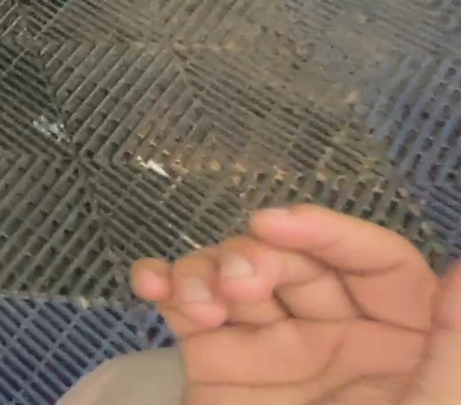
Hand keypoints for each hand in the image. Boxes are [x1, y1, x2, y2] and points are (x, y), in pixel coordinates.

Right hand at [131, 204, 460, 403]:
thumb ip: (453, 356)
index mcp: (405, 351)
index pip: (378, 266)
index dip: (330, 233)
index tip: (276, 224)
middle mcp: (337, 337)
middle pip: (290, 260)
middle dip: (249, 258)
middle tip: (233, 286)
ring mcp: (268, 342)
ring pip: (228, 269)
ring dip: (199, 271)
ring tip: (193, 304)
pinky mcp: (211, 351)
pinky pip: (179, 295)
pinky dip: (159, 279)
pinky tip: (150, 289)